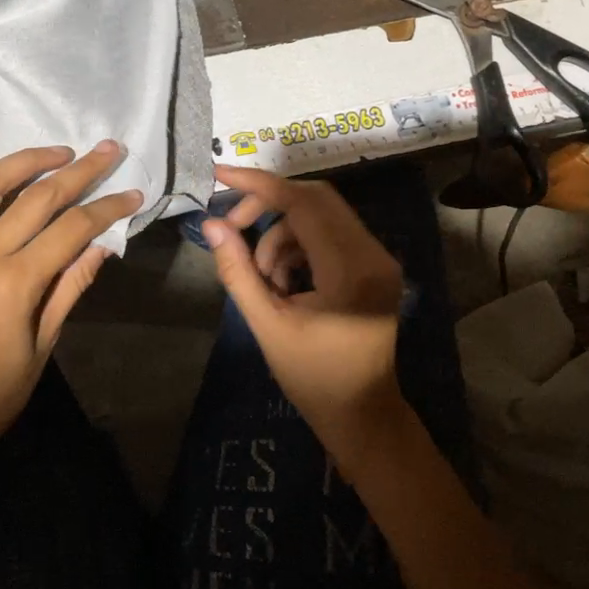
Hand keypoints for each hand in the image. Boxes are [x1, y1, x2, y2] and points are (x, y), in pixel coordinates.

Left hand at [0, 141, 142, 459]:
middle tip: (108, 150)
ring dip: (27, 160)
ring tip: (61, 151)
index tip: (133, 192)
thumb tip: (102, 244)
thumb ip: (71, 285)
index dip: (106, 208)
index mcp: (13, 282)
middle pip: (36, 196)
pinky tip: (17, 179)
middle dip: (78, 170)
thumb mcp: (46, 340)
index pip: (70, 228)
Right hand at [202, 165, 407, 457]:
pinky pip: (328, 235)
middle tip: (231, 228)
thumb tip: (211, 224)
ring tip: (263, 279)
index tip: (221, 175)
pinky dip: (298, 246)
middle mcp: (372, 254)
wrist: (361, 413)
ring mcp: (377, 259)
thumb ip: (238, 271)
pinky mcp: (373, 267)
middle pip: (315, 199)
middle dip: (267, 206)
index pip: (303, 203)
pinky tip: (283, 283)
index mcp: (350, 269)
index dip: (259, 185)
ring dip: (280, 233)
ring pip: (319, 216)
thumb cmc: (312, 376)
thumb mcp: (267, 324)